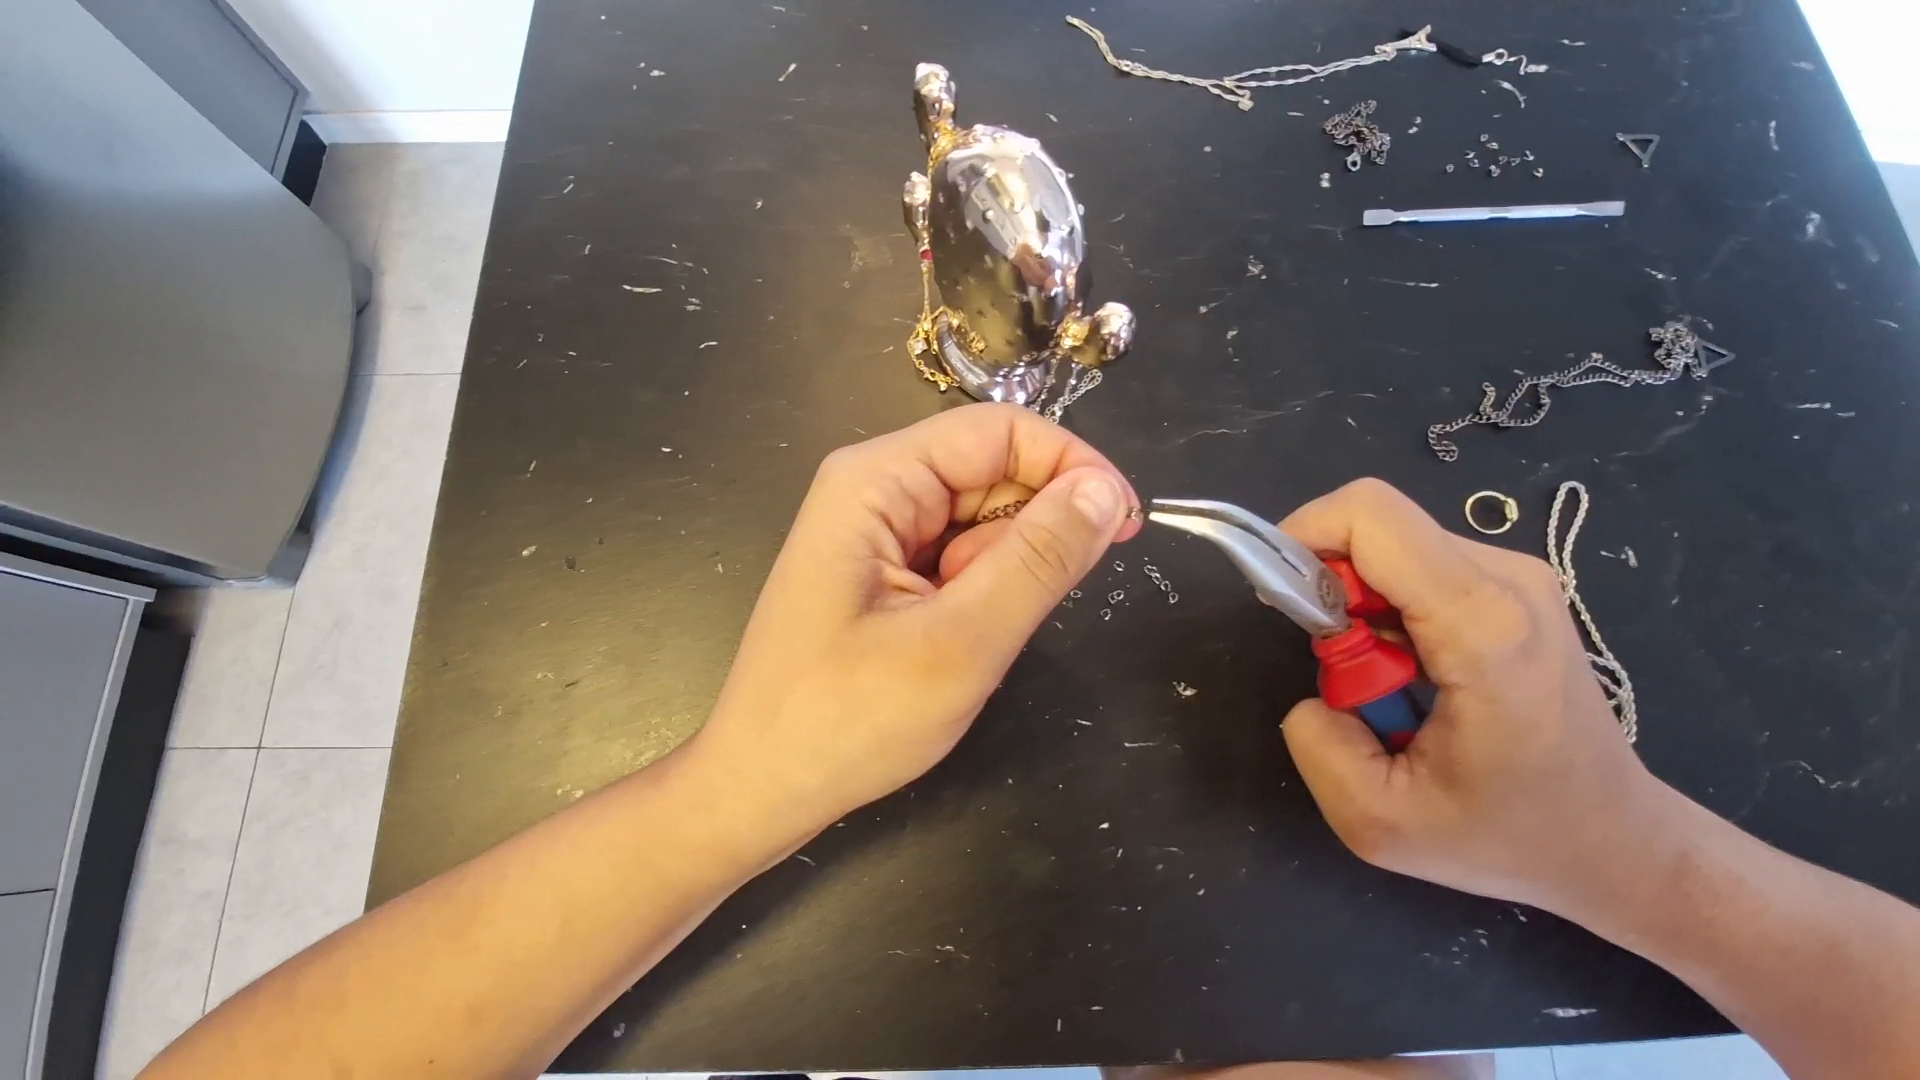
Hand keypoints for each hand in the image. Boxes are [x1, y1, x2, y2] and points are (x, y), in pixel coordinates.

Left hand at [694, 403, 1140, 825]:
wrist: (763, 786)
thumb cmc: (849, 721)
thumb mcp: (960, 643)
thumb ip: (1037, 561)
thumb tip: (1105, 491)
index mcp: (876, 480)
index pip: (1000, 430)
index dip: (1071, 466)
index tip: (1120, 526)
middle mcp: (874, 488)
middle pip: (991, 470)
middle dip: (1031, 531)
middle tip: (1021, 611)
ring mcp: (877, 530)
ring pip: (982, 518)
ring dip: (1003, 571)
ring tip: (970, 637)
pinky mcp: (885, 569)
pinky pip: (959, 556)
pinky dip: (981, 592)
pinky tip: (956, 639)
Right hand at [1278, 479, 1671, 911]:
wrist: (1615, 842)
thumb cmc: (1507, 835)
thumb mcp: (1380, 822)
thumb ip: (1317, 745)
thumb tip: (1313, 693)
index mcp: (1480, 626)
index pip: (1371, 517)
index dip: (1302, 536)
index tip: (1282, 599)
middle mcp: (1507, 580)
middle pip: (1376, 526)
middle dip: (1326, 581)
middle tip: (1331, 661)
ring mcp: (1518, 578)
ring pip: (1393, 543)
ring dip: (1355, 599)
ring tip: (1372, 677)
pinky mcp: (1515, 588)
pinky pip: (1417, 562)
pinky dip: (1383, 604)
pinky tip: (1401, 665)